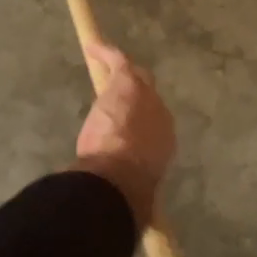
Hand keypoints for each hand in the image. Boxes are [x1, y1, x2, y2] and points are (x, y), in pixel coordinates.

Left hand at [74, 41, 175, 226]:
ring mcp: (145, 98)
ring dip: (120, 74)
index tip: (124, 127)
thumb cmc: (131, 191)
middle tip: (120, 94)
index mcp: (164, 142)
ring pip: (135, 78)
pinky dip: (106, 53)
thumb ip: (138, 187)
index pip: (152, 125)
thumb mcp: (139, 191)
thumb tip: (140, 209)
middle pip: (148, 98)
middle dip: (136, 95)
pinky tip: (92, 47)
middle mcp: (160, 116)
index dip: (138, 123)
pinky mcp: (127, 83)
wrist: (122, 178)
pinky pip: (119, 61)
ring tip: (106, 65)